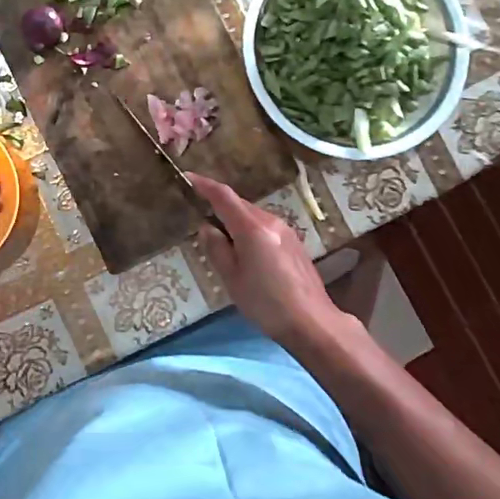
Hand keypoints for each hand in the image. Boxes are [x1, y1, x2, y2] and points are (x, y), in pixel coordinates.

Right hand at [189, 173, 343, 346]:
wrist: (310, 320)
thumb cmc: (266, 303)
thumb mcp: (232, 279)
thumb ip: (217, 249)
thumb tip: (206, 227)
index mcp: (253, 228)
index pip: (224, 196)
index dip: (205, 185)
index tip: (188, 178)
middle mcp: (271, 221)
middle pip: (240, 204)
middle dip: (219, 206)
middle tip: (199, 215)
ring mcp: (286, 230)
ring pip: (254, 216)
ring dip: (235, 220)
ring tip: (220, 237)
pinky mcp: (294, 242)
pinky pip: (266, 227)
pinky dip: (250, 230)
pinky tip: (244, 249)